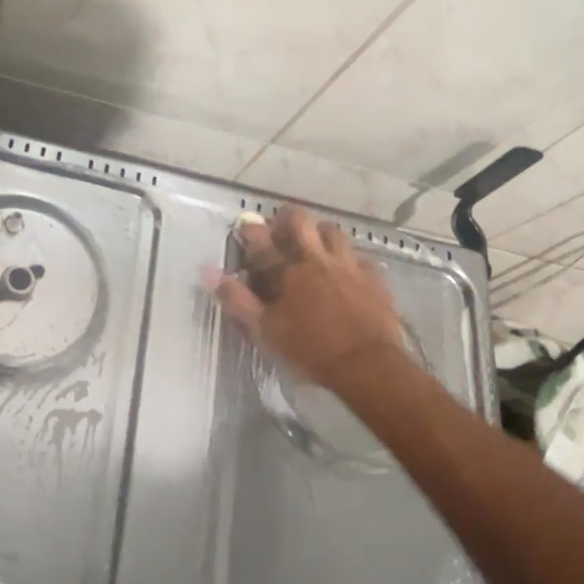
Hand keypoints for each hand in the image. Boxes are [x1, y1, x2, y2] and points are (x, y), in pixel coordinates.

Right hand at [208, 205, 406, 389]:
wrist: (368, 366)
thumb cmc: (309, 350)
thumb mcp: (264, 330)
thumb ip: (236, 299)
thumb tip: (208, 271)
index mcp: (288, 270)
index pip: (262, 239)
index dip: (250, 230)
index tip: (244, 227)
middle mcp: (317, 259)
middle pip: (301, 221)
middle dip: (287, 217)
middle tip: (281, 226)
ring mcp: (349, 266)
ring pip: (333, 232)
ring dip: (320, 232)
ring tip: (314, 242)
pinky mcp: (375, 280)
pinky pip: (361, 258)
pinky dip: (350, 259)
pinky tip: (348, 270)